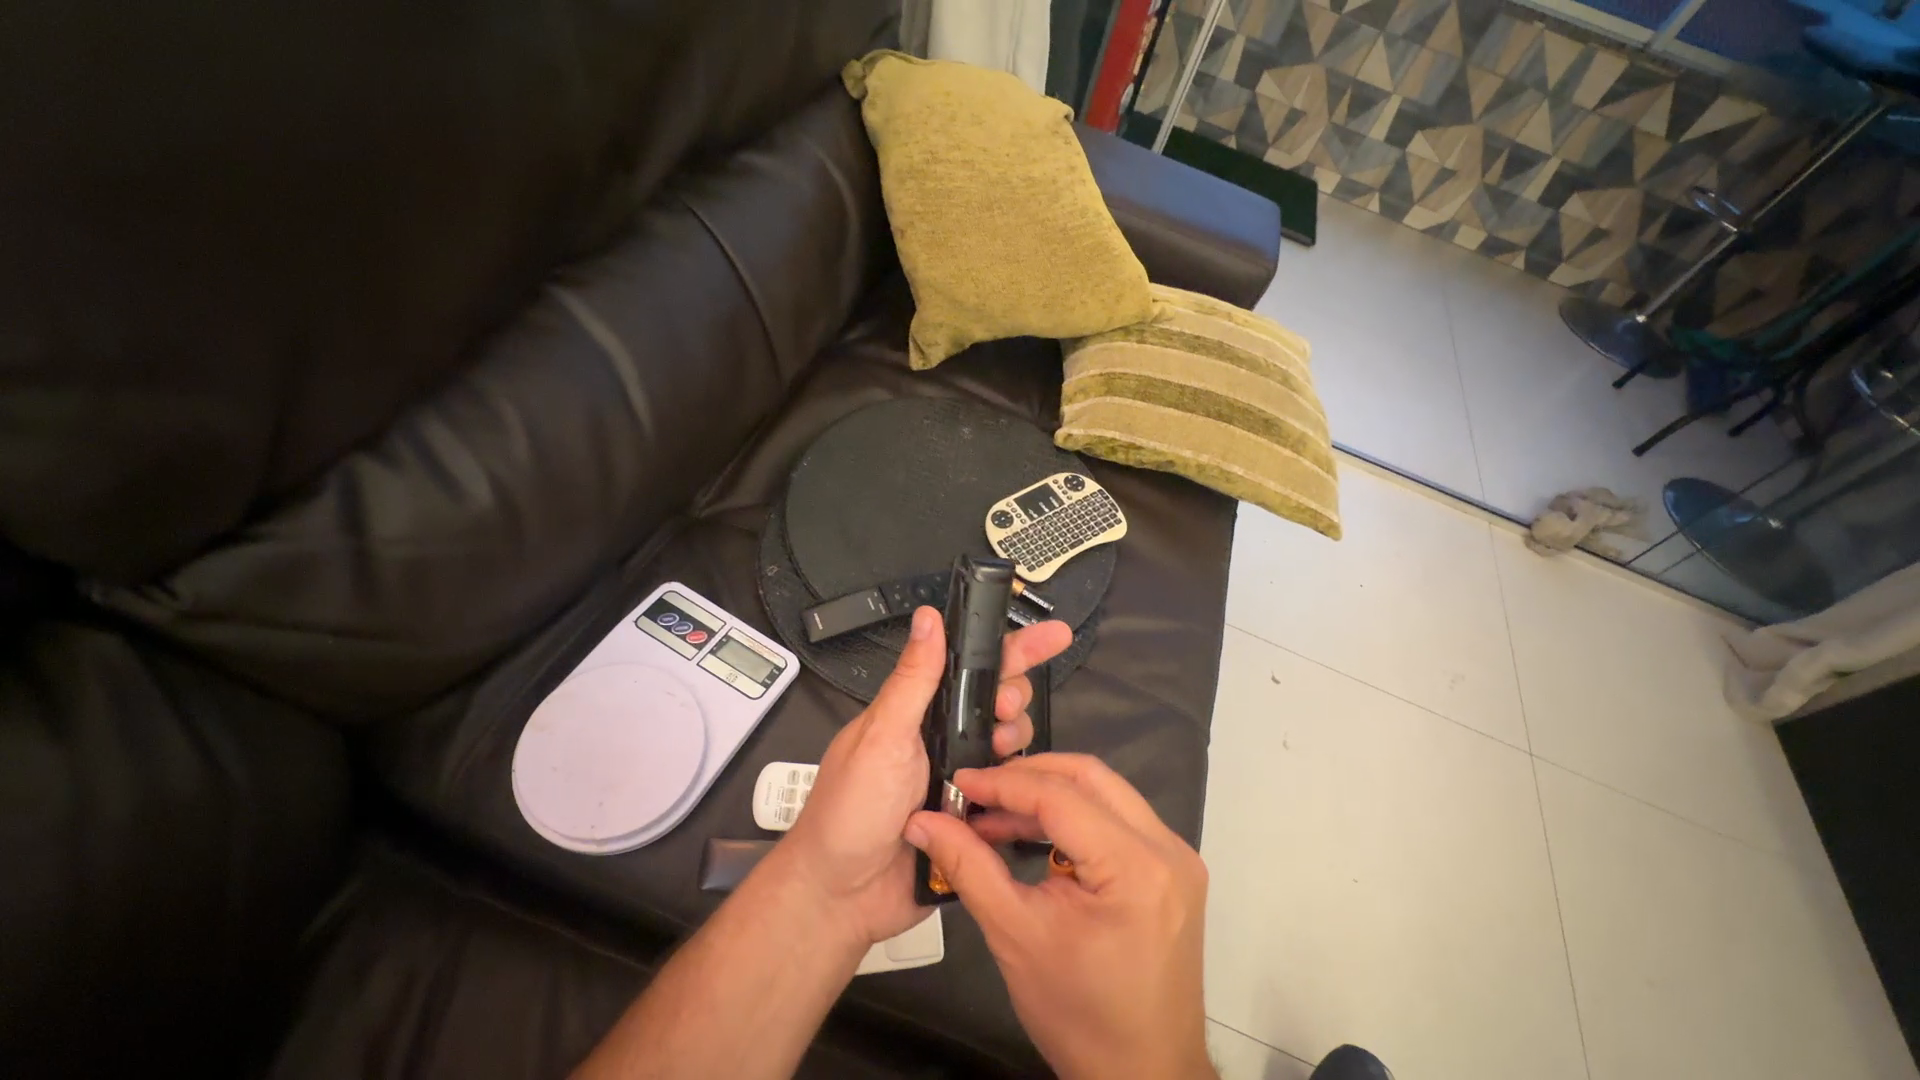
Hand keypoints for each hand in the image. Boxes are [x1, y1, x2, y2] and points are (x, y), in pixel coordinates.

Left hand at [779, 606, 1072, 946]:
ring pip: (1011, 748)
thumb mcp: (881, 737)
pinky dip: (1019, 790)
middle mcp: (942, 741)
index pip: (970, 668)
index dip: (1014, 650)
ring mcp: (960, 782)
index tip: (1056, 635)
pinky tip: (1015, 793)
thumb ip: (912, 680)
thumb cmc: (851, 809)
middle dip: (1013, 697)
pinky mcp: (973, 821)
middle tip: (1004, 710)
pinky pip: (1012, 796)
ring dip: (1015, 742)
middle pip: (1000, 704)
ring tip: (999, 754)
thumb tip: (928, 617)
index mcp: (918, 713)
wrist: (842, 895)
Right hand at [904, 754, 1213, 1079]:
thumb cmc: (1079, 1014)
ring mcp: (1177, 858)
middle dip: (1029, 775)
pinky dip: (1074, 819)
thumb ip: (967, 867)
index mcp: (1136, 866)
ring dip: (1050, 795)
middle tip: (978, 791)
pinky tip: (1033, 834)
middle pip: (1091, 778)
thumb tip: (922, 821)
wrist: (1143, 1074)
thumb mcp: (1014, 936)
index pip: (1061, 797)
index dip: (1003, 784)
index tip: (959, 782)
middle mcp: (1167, 849)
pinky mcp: (1172, 871)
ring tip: (995, 815)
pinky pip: (1119, 821)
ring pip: (1106, 794)